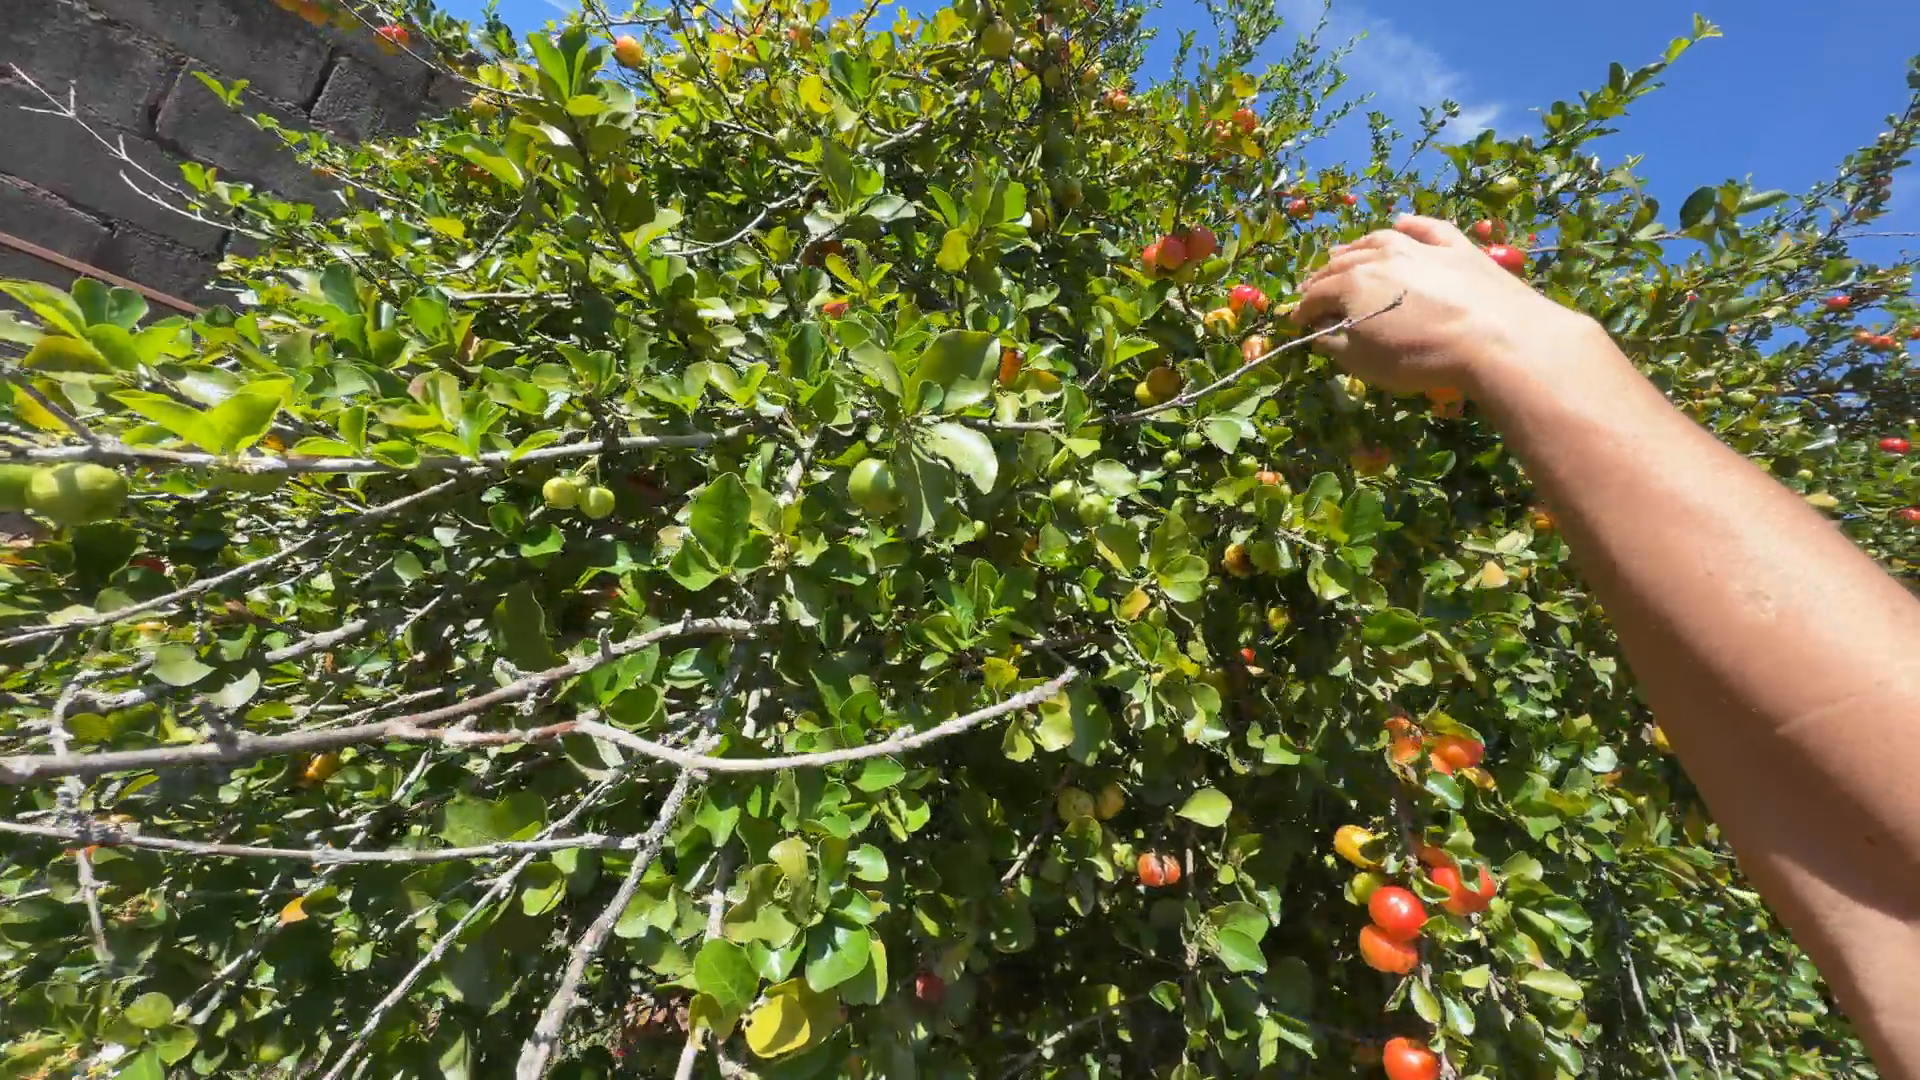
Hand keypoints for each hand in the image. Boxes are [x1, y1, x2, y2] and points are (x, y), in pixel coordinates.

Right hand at [1293, 216, 1591, 396]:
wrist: (1496, 338)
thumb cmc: (1417, 354)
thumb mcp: (1361, 361)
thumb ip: (1332, 342)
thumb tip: (1318, 330)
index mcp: (1350, 284)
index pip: (1315, 296)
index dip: (1302, 311)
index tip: (1296, 323)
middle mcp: (1379, 256)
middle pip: (1339, 264)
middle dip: (1320, 279)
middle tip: (1310, 291)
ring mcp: (1420, 247)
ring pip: (1376, 239)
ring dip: (1353, 248)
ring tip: (1340, 255)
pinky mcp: (1456, 247)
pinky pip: (1426, 228)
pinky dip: (1410, 224)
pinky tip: (1401, 222)